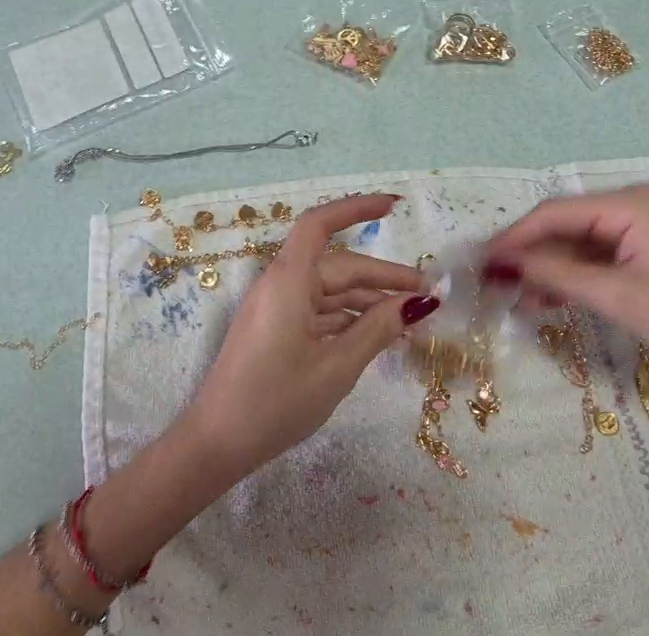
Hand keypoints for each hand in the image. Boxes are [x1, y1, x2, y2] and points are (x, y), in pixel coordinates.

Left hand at [179, 193, 438, 480]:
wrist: (218, 442)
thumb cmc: (277, 401)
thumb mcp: (337, 366)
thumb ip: (377, 329)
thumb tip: (417, 303)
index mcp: (288, 280)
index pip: (320, 225)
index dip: (356, 209)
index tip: (394, 207)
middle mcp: (280, 284)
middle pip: (337, 266)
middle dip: (383, 277)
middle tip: (430, 296)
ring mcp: (276, 308)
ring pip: (330, 291)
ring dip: (369, 302)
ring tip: (413, 322)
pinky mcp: (275, 330)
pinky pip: (318, 312)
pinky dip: (348, 320)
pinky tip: (379, 336)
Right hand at [484, 184, 648, 372]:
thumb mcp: (617, 297)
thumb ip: (556, 274)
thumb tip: (503, 261)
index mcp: (632, 203)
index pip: (556, 212)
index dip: (514, 236)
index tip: (481, 260)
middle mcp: (636, 202)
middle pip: (566, 223)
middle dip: (529, 253)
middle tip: (493, 280)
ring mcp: (644, 223)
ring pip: (579, 240)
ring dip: (549, 267)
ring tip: (518, 297)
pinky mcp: (648, 245)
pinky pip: (599, 252)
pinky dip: (574, 273)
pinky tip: (549, 297)